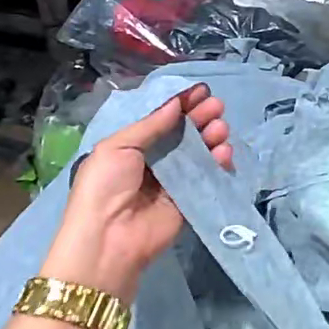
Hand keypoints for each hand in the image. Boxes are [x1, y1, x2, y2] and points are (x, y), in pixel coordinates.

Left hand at [40, 84, 230, 302]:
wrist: (108, 238)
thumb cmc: (105, 185)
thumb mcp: (119, 146)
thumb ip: (151, 124)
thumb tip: (177, 102)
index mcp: (132, 144)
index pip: (161, 118)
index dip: (180, 103)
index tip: (200, 90)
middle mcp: (154, 160)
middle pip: (183, 133)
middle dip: (200, 117)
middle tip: (216, 106)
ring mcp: (173, 180)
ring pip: (198, 152)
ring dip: (211, 136)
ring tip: (220, 127)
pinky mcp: (189, 201)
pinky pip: (207, 177)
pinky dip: (218, 162)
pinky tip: (223, 151)